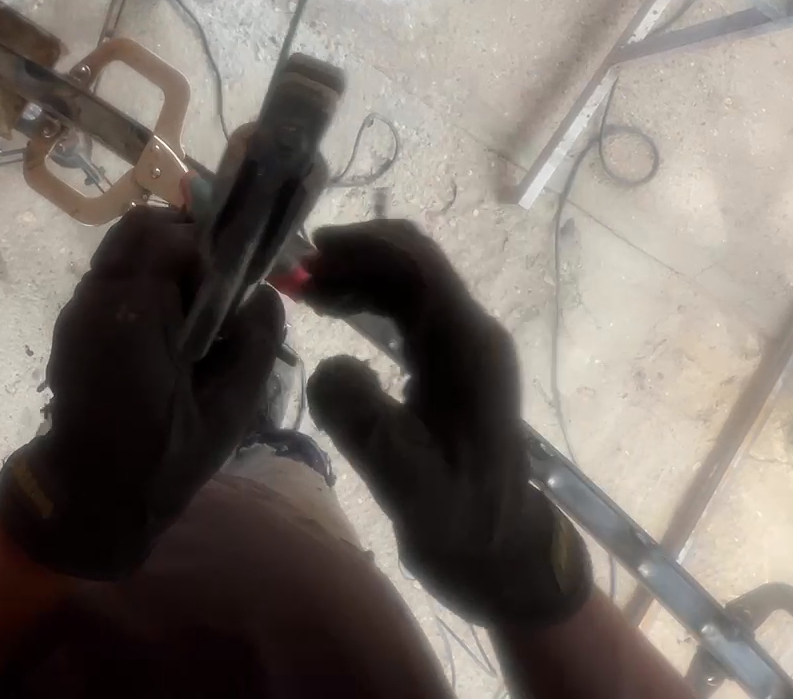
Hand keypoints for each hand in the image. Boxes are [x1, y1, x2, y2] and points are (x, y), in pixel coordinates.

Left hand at [0, 206, 284, 578]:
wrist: (91, 493)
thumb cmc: (165, 456)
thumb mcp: (230, 408)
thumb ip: (257, 343)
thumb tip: (265, 295)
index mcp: (135, 314)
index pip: (171, 237)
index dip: (210, 245)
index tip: (234, 273)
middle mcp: (100, 298)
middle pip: (141, 226)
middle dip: (184, 237)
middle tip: (216, 274)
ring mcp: (80, 307)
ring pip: (123, 245)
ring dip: (161, 254)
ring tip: (192, 297)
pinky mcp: (74, 320)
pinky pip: (112, 272)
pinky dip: (142, 275)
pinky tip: (164, 318)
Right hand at [301, 220, 591, 627]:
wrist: (495, 544)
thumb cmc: (454, 515)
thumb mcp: (401, 478)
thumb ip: (361, 419)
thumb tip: (330, 366)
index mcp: (468, 347)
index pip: (419, 267)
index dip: (366, 247)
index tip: (313, 251)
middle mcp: (469, 330)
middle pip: (410, 262)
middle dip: (353, 256)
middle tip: (297, 274)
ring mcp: (461, 339)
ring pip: (405, 279)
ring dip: (355, 273)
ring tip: (304, 290)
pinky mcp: (447, 353)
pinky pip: (404, 304)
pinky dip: (365, 295)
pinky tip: (331, 307)